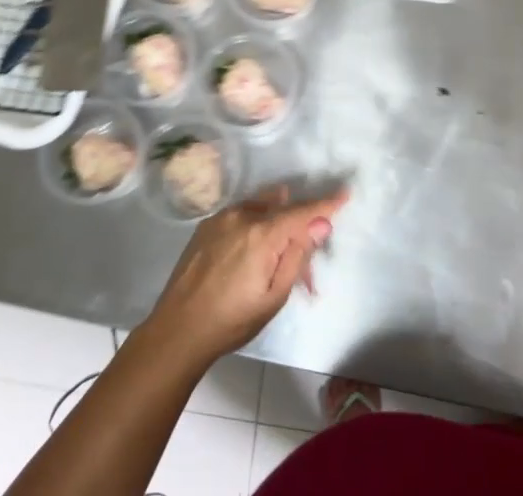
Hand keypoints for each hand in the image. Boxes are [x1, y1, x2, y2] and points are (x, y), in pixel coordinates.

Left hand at [138, 186, 348, 369]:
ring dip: (275, 220)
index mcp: (260, 234)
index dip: (325, 204)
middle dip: (298, 220)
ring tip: (279, 251)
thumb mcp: (274, 296)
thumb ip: (297, 255)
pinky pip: (240, 215)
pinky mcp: (205, 226)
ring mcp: (219, 219)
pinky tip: (253, 249)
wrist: (178, 329)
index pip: (301, 212)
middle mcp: (240, 216)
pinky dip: (255, 224)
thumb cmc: (232, 320)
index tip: (345, 194)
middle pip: (280, 205)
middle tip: (306, 249)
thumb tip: (320, 223)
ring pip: (259, 207)